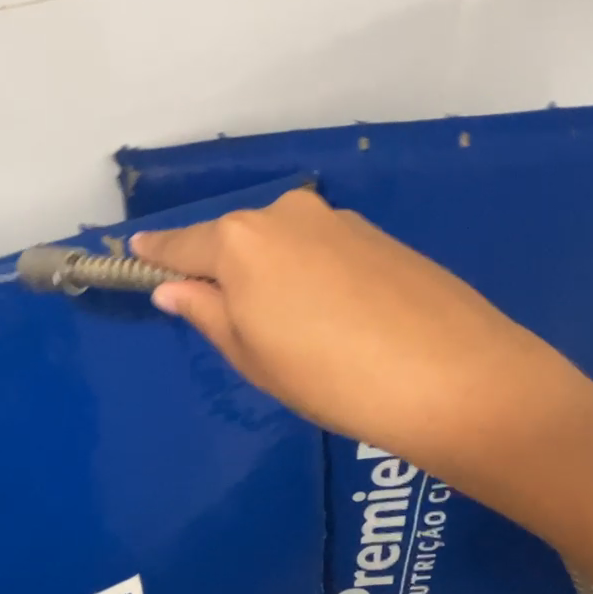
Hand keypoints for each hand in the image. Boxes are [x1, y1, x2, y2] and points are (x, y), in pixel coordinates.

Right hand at [131, 189, 592, 477]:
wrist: (458, 378)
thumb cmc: (330, 377)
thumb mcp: (252, 356)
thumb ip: (205, 313)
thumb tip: (173, 289)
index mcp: (241, 242)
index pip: (181, 245)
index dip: (155, 254)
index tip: (134, 253)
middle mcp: (285, 215)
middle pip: (233, 240)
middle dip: (221, 270)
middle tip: (228, 319)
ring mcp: (336, 220)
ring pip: (280, 243)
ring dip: (270, 272)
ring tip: (292, 328)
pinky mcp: (378, 235)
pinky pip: (320, 249)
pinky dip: (310, 273)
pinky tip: (335, 316)